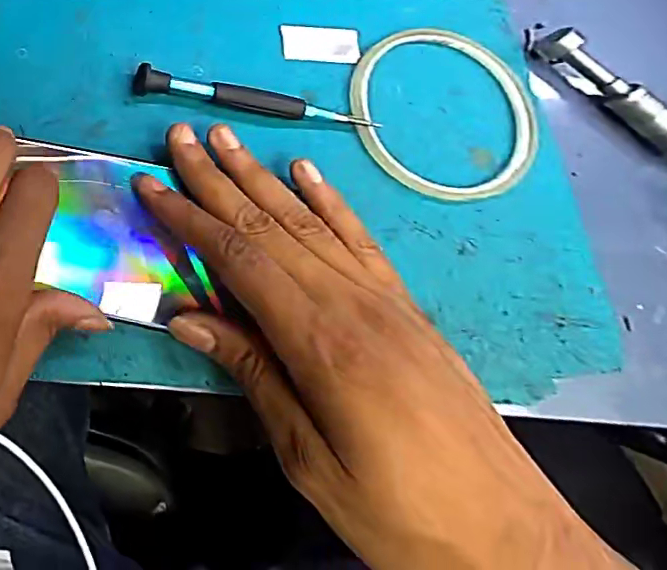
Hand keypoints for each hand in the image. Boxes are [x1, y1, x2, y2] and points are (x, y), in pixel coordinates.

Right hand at [135, 123, 622, 569]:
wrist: (515, 540)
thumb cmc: (401, 512)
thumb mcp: (310, 460)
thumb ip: (252, 375)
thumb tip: (186, 321)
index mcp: (318, 342)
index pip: (236, 258)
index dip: (187, 218)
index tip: (151, 185)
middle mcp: (348, 303)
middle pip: (265, 225)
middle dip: (214, 177)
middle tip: (180, 137)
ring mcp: (381, 298)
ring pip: (305, 220)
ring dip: (258, 175)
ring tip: (225, 139)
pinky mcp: (405, 304)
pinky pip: (358, 238)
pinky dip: (328, 199)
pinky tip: (305, 170)